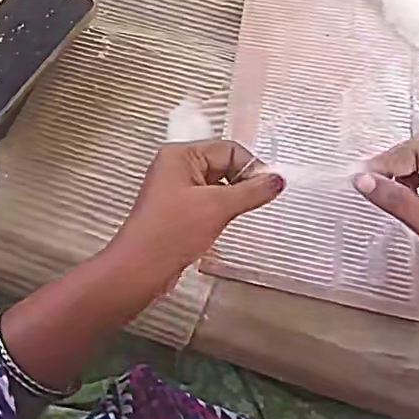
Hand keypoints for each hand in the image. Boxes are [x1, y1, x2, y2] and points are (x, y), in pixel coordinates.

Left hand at [100, 140, 283, 295]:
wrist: (141, 268)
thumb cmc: (168, 233)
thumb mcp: (218, 207)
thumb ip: (252, 191)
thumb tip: (276, 180)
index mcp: (179, 155)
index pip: (228, 149)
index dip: (250, 168)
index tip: (268, 188)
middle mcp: (176, 168)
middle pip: (223, 165)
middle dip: (241, 184)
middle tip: (253, 203)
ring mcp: (176, 190)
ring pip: (218, 186)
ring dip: (231, 200)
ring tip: (232, 216)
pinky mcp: (178, 211)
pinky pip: (208, 203)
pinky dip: (220, 212)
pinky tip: (221, 225)